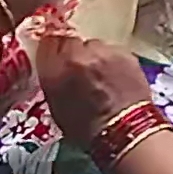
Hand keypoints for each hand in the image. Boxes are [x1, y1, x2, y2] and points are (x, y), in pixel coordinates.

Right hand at [35, 34, 154, 143]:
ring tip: (101, 75)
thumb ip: (53, 80)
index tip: (57, 56)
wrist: (125, 132)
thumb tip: (56, 69)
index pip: (47, 43)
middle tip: (80, 69)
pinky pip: (112, 51)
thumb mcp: (56, 107)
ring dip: (94, 56)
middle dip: (74, 53)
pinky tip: (117, 77)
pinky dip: (112, 60)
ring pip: (93, 45)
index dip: (53, 50)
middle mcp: (76, 55)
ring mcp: (102, 51)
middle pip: (70, 41)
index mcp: (54, 70)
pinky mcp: (124, 52)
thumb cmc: (87, 128)